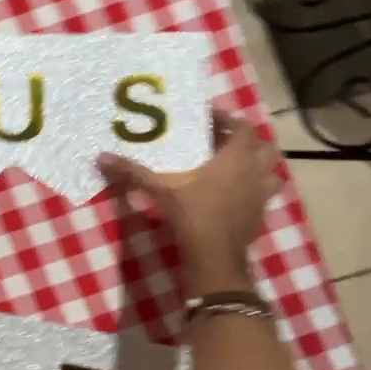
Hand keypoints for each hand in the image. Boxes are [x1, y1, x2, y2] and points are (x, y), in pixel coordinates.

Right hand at [98, 108, 281, 293]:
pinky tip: (232, 194)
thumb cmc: (192, 212)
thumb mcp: (159, 188)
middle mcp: (255, 171)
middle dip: (246, 142)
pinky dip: (252, 188)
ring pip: (270, 171)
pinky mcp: (261, 213)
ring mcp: (262, 193)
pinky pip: (263, 193)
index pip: (243, 128)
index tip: (209, 117)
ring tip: (233, 166)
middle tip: (221, 141)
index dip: (228, 119)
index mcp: (235, 158)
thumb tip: (100, 157)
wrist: (214, 252)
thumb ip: (132, 171)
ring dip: (256, 165)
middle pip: (263, 147)